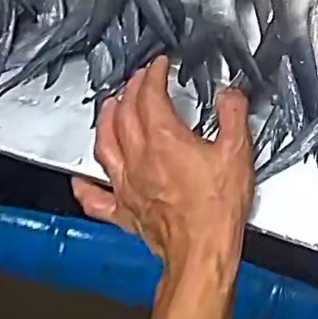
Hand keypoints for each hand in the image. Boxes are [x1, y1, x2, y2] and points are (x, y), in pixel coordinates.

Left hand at [72, 56, 254, 276]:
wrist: (203, 252)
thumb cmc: (217, 208)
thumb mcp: (238, 151)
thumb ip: (233, 115)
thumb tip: (229, 96)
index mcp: (165, 141)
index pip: (149, 97)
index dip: (152, 76)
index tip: (158, 66)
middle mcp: (140, 160)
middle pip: (124, 115)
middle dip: (130, 91)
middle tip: (138, 80)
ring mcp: (128, 186)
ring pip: (105, 146)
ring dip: (105, 122)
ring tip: (109, 108)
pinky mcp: (126, 212)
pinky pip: (96, 198)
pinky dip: (84, 186)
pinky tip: (79, 181)